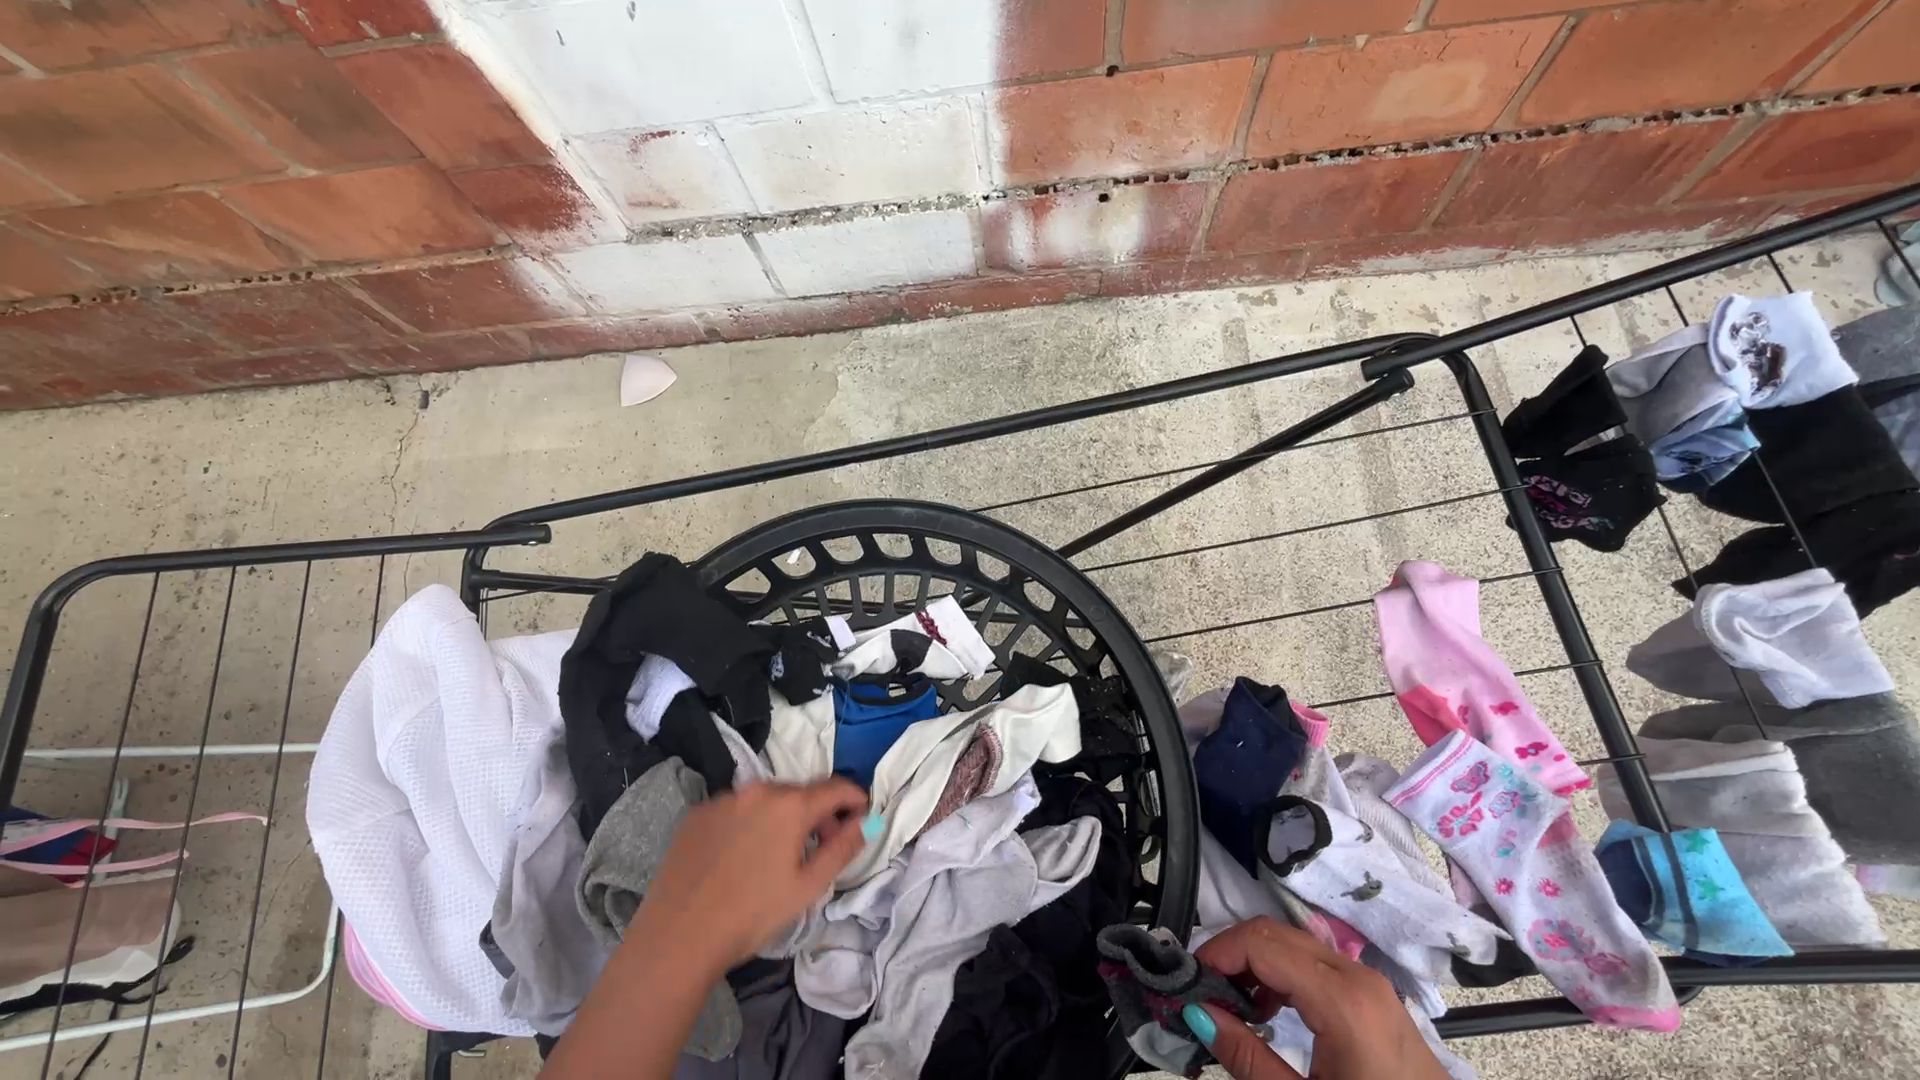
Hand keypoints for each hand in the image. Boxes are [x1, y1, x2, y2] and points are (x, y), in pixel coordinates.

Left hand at [629, 777, 872, 970]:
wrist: (678, 936)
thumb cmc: (752, 914)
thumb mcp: (808, 887)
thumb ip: (843, 848)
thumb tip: (866, 822)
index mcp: (790, 805)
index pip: (836, 787)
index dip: (855, 799)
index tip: (861, 818)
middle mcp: (757, 790)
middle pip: (800, 792)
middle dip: (818, 813)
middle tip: (820, 847)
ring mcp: (723, 798)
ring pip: (766, 800)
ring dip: (782, 817)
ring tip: (777, 855)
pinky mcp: (697, 813)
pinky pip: (735, 809)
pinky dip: (748, 823)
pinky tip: (740, 858)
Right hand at [1188, 916, 1449, 1079]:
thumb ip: (1247, 1056)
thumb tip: (1195, 1013)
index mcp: (1343, 1000)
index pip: (1261, 943)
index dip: (1216, 954)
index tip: (1187, 985)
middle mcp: (1357, 976)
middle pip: (1274, 934)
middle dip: (1229, 955)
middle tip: (1199, 993)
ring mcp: (1370, 982)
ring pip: (1292, 943)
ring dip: (1252, 962)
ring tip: (1227, 1005)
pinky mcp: (1373, 995)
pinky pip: (1313, 962)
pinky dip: (1278, 972)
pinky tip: (1264, 1010)